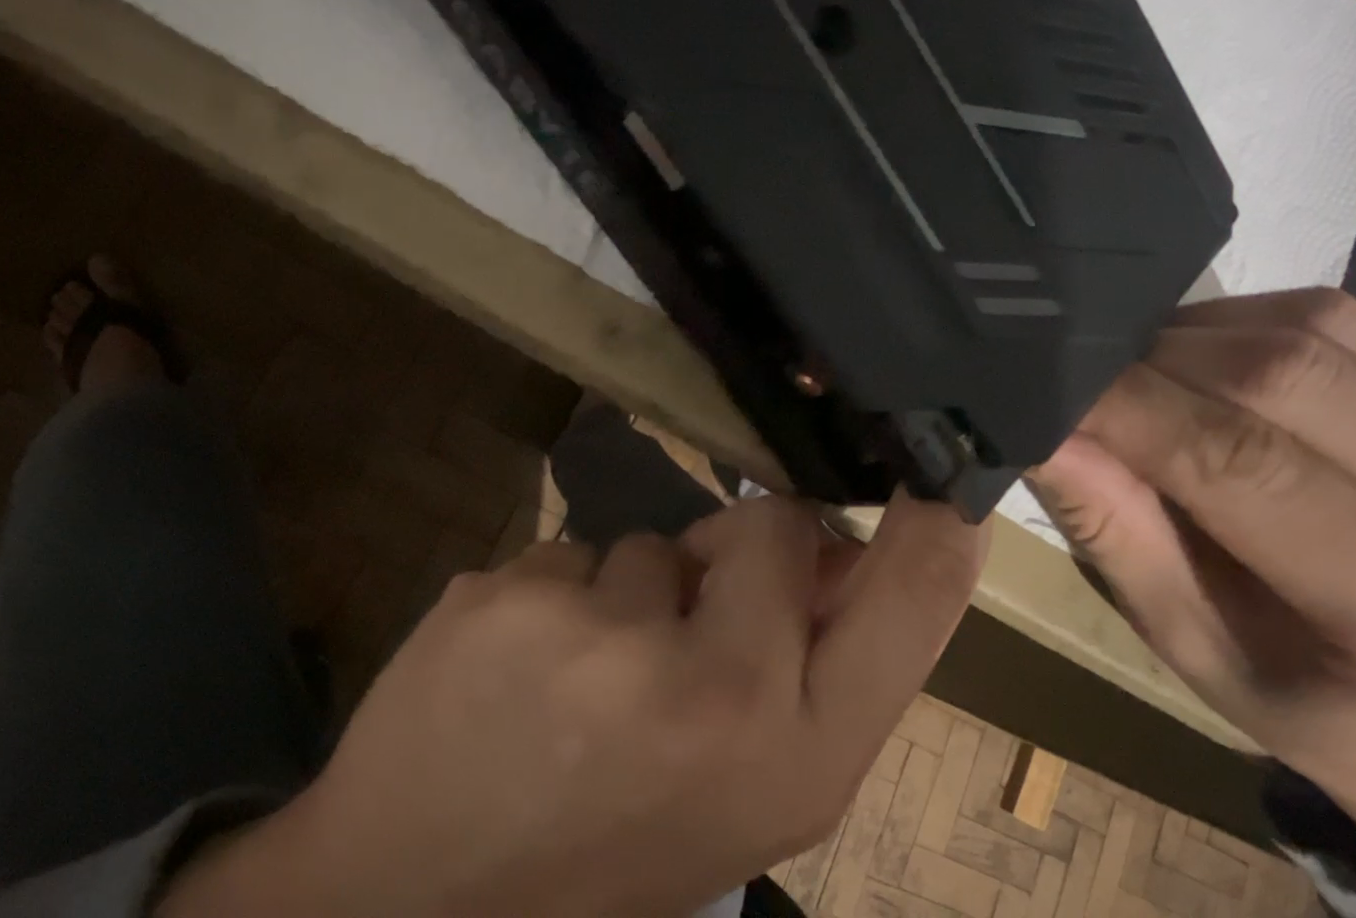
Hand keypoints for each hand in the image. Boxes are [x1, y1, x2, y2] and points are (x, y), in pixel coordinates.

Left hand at [158, 492, 988, 917]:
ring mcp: (603, 636)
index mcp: (797, 757)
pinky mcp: (508, 597)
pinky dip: (552, 598)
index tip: (930, 480)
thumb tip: (838, 553)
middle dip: (735, 556)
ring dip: (630, 593)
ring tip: (583, 679)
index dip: (932, 526)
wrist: (422, 898)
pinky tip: (517, 670)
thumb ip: (808, 675)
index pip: (910, 600)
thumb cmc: (611, 847)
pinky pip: (566, 552)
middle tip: (680, 628)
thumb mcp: (745, 795)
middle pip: (771, 525)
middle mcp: (718, 687)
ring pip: (652, 541)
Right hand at [1031, 288, 1355, 885]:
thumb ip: (1119, 537)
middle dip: (1155, 363)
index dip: (1132, 412)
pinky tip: (1193, 362)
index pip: (1249, 468)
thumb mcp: (1187, 645)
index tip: (1041, 389)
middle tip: (1072, 376)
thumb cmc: (1300, 700)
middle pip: (1291, 379)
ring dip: (1192, 339)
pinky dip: (1240, 327)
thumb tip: (1044, 436)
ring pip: (1317, 334)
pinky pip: (1342, 322)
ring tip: (1126, 374)